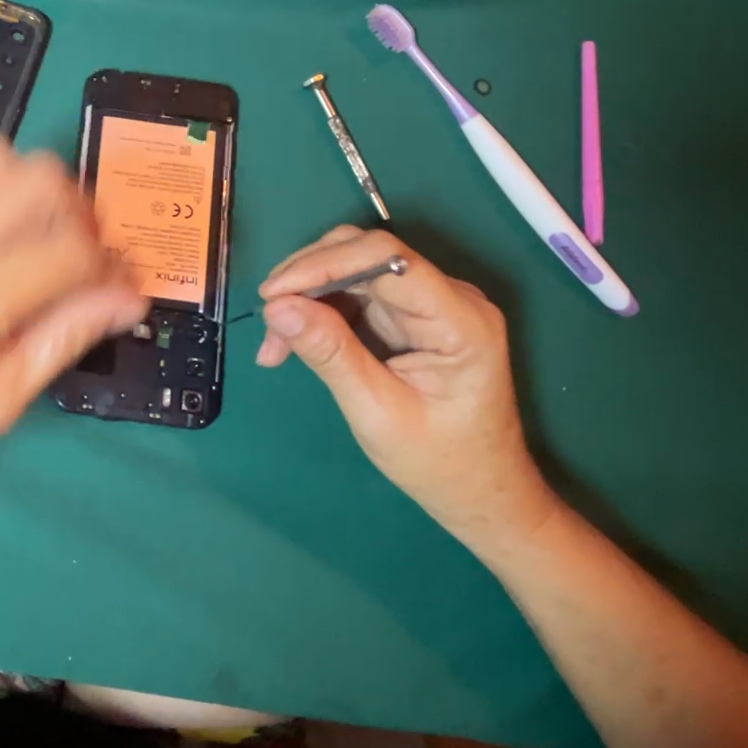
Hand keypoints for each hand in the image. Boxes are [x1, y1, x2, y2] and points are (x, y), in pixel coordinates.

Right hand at [255, 226, 555, 544]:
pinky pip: (353, 295)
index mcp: (458, 319)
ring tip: (274, 343)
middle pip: (365, 254)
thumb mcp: (376, 412)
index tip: (272, 294)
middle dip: (307, 278)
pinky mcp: (408, 316)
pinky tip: (290, 343)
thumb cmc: (438, 462)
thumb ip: (330, 354)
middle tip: (268, 318)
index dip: (322, 264)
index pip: (385, 258)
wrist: (480, 492)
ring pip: (351, 270)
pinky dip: (316, 312)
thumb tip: (276, 307)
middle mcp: (448, 297)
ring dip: (305, 297)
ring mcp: (428, 304)